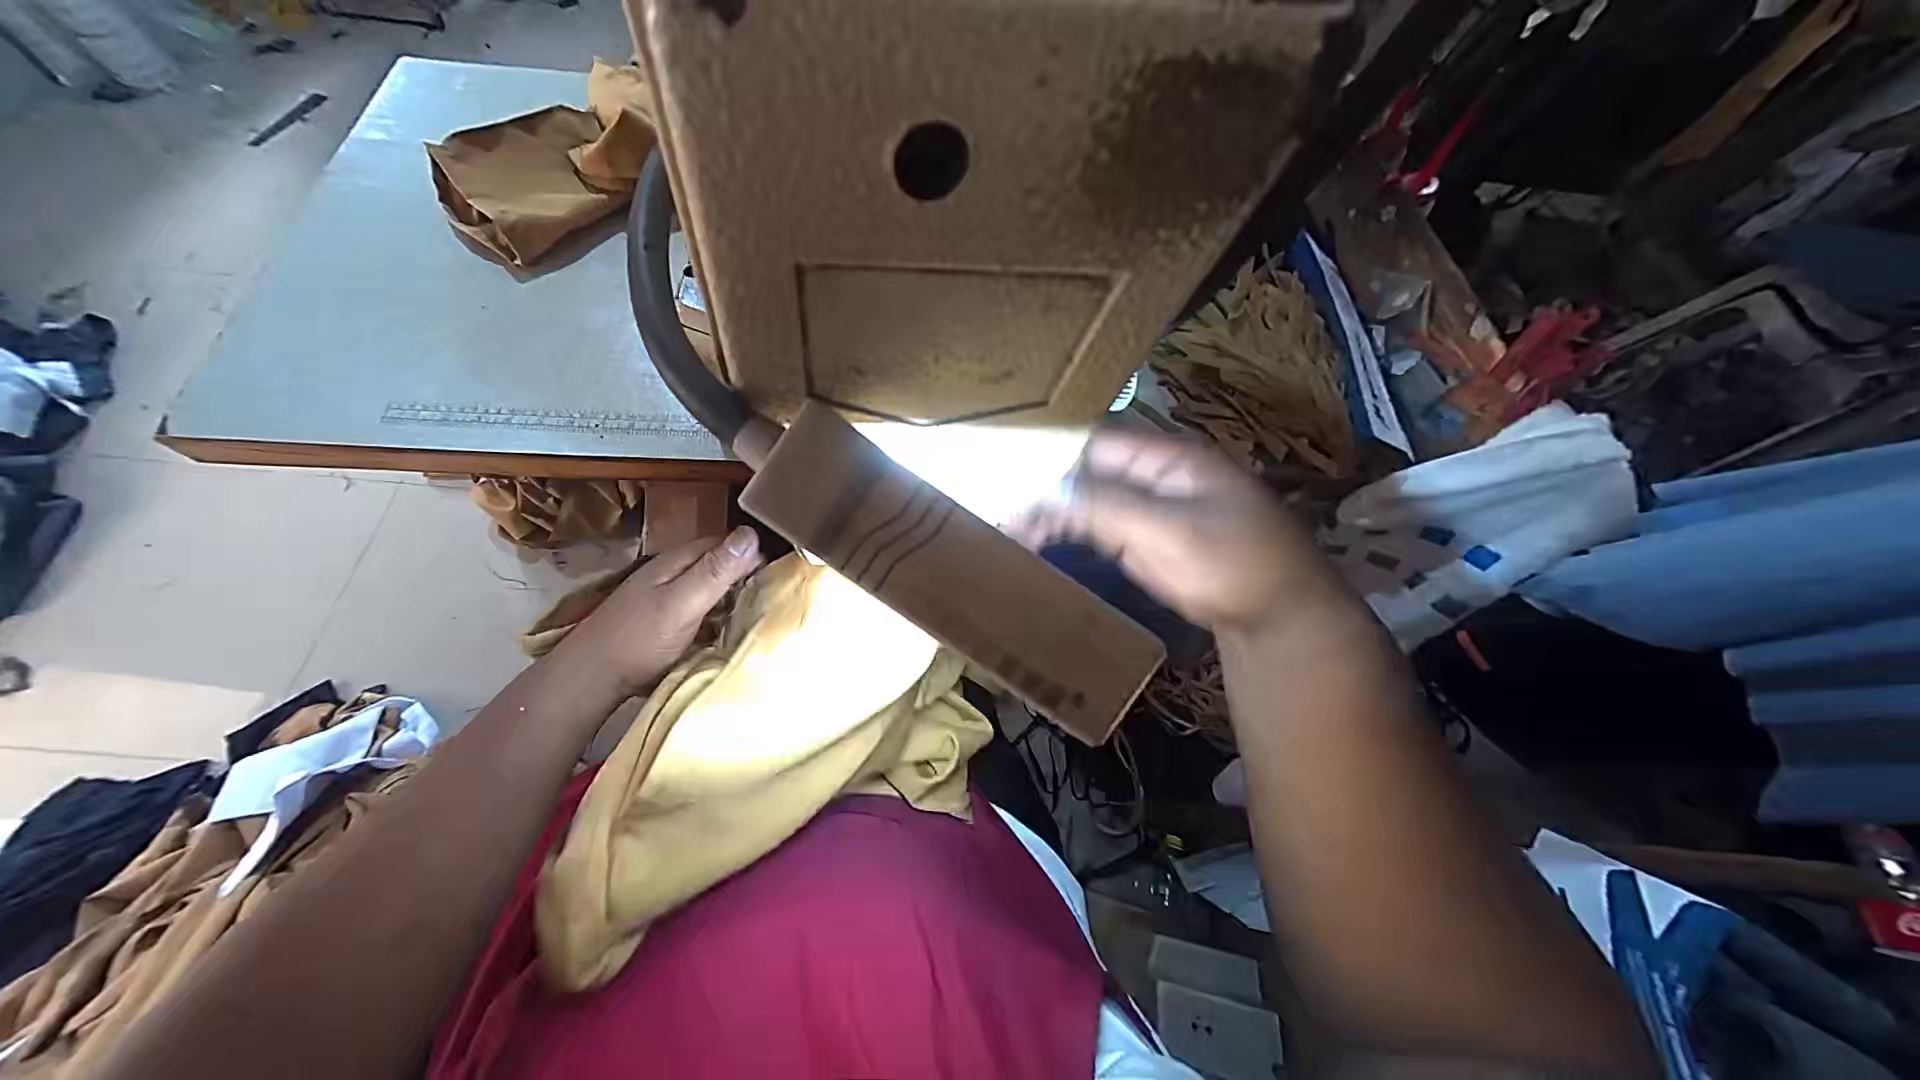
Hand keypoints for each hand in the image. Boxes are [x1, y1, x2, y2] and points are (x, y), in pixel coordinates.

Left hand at [556, 526, 764, 695]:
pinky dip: (725, 620)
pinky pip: (709, 615)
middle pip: (723, 567)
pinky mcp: (672, 626)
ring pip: (717, 592)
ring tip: (767, 616)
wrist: (592, 681)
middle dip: (750, 578)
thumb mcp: (681, 602)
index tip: (781, 576)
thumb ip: (715, 571)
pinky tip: (738, 633)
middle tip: (779, 599)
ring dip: (739, 600)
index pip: (726, 544)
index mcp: (678, 562)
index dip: (754, 555)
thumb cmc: (637, 640)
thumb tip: (750, 535)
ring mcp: (673, 601)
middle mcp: (676, 576)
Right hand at [1009, 430, 1349, 635]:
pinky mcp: (1148, 540)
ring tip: (1009, 526)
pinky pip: (1099, 527)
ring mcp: (1152, 509)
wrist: (1280, 617)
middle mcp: (1155, 476)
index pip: (1095, 442)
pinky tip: (1041, 543)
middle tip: (999, 505)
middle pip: (1088, 470)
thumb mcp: (1169, 531)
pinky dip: (1070, 533)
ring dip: (1054, 511)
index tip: (1005, 473)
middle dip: (1046, 484)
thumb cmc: (1234, 565)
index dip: (1052, 453)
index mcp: (1166, 458)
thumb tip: (1044, 491)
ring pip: (1090, 499)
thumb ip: (1105, 506)